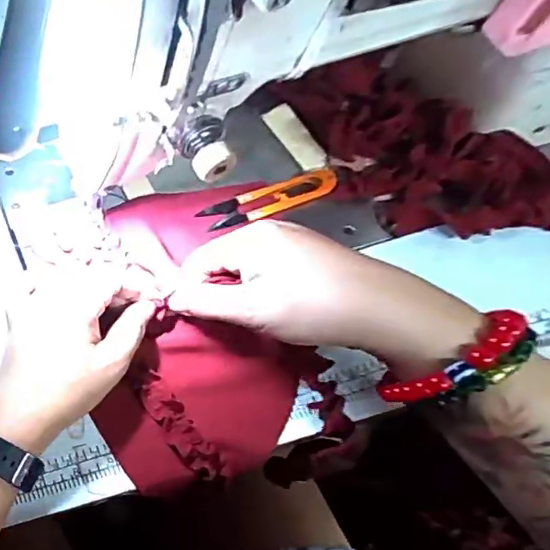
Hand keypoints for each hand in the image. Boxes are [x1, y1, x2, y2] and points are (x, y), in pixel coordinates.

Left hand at [0, 264, 154, 452]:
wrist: (22, 414)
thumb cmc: (70, 392)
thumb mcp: (112, 364)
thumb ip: (133, 328)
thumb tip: (146, 304)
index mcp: (76, 303)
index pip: (112, 275)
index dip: (135, 286)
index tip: (149, 304)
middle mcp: (50, 293)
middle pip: (89, 272)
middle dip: (114, 286)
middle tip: (131, 310)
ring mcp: (29, 300)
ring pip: (64, 275)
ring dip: (87, 284)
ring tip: (102, 309)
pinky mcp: (15, 311)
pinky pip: (30, 281)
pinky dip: (48, 282)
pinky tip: (60, 296)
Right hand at [164, 220, 481, 375]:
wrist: (378, 306)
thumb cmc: (310, 309)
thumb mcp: (252, 310)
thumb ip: (206, 302)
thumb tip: (171, 297)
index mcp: (247, 237)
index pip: (196, 261)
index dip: (191, 292)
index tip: (201, 320)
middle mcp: (264, 228)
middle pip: (219, 260)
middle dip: (216, 291)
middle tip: (233, 321)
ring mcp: (288, 236)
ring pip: (242, 265)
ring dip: (239, 291)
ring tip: (258, 315)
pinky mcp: (305, 249)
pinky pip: (265, 265)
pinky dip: (261, 285)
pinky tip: (279, 304)